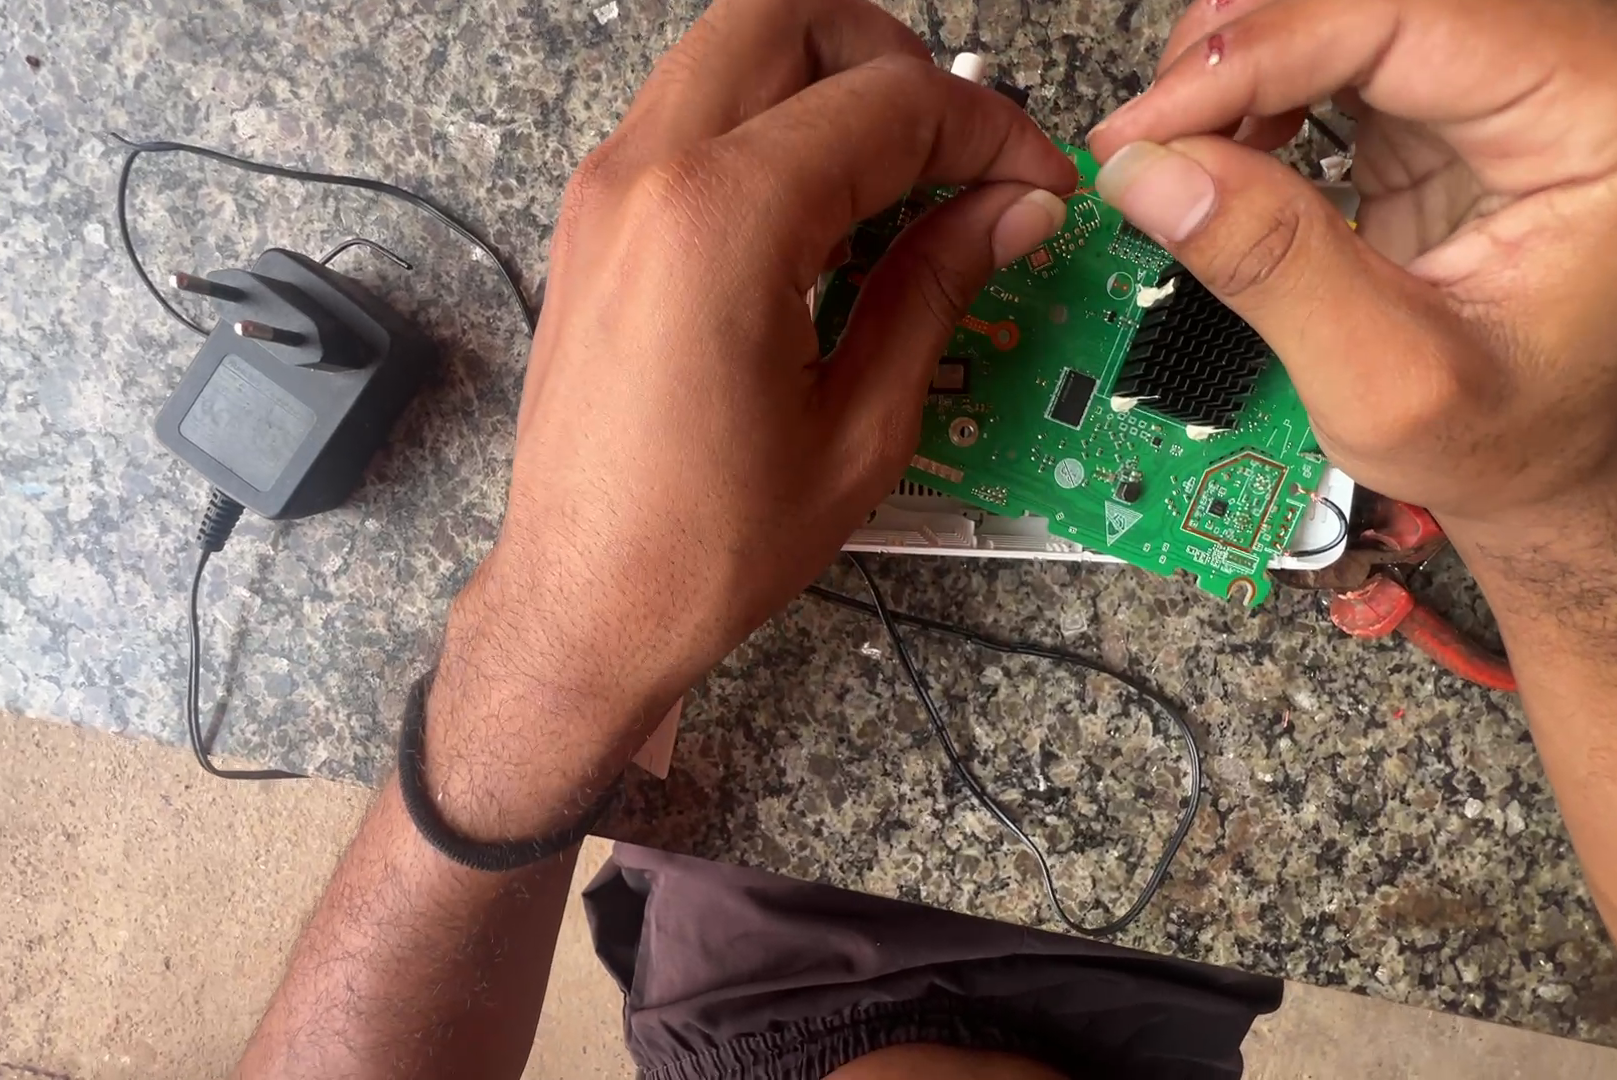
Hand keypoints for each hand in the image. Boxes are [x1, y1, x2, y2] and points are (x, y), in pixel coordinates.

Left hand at [428, 0, 1075, 834]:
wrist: (586, 605)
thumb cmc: (708, 548)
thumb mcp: (857, 433)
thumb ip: (933, 295)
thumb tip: (1004, 215)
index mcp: (723, 224)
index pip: (888, 104)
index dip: (984, 131)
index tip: (1029, 181)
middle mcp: (645, 177)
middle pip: (789, 19)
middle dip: (894, 63)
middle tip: (952, 155)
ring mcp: (602, 197)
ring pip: (729, 58)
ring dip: (824, 91)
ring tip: (891, 189)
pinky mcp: (589, 233)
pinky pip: (686, 126)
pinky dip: (762, 136)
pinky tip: (811, 221)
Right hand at [1086, 0, 1616, 532]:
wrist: (1547, 456)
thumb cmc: (1498, 432)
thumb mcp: (1376, 377)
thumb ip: (1267, 264)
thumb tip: (1150, 177)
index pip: (1408, 13)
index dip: (1249, 60)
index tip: (1136, 133)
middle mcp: (1606, 57)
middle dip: (1242, 48)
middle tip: (1147, 139)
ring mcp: (1539, 68)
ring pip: (1360, 5)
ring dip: (1247, 63)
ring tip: (1180, 149)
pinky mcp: (1475, 95)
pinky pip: (1355, 46)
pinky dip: (1268, 87)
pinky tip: (1231, 145)